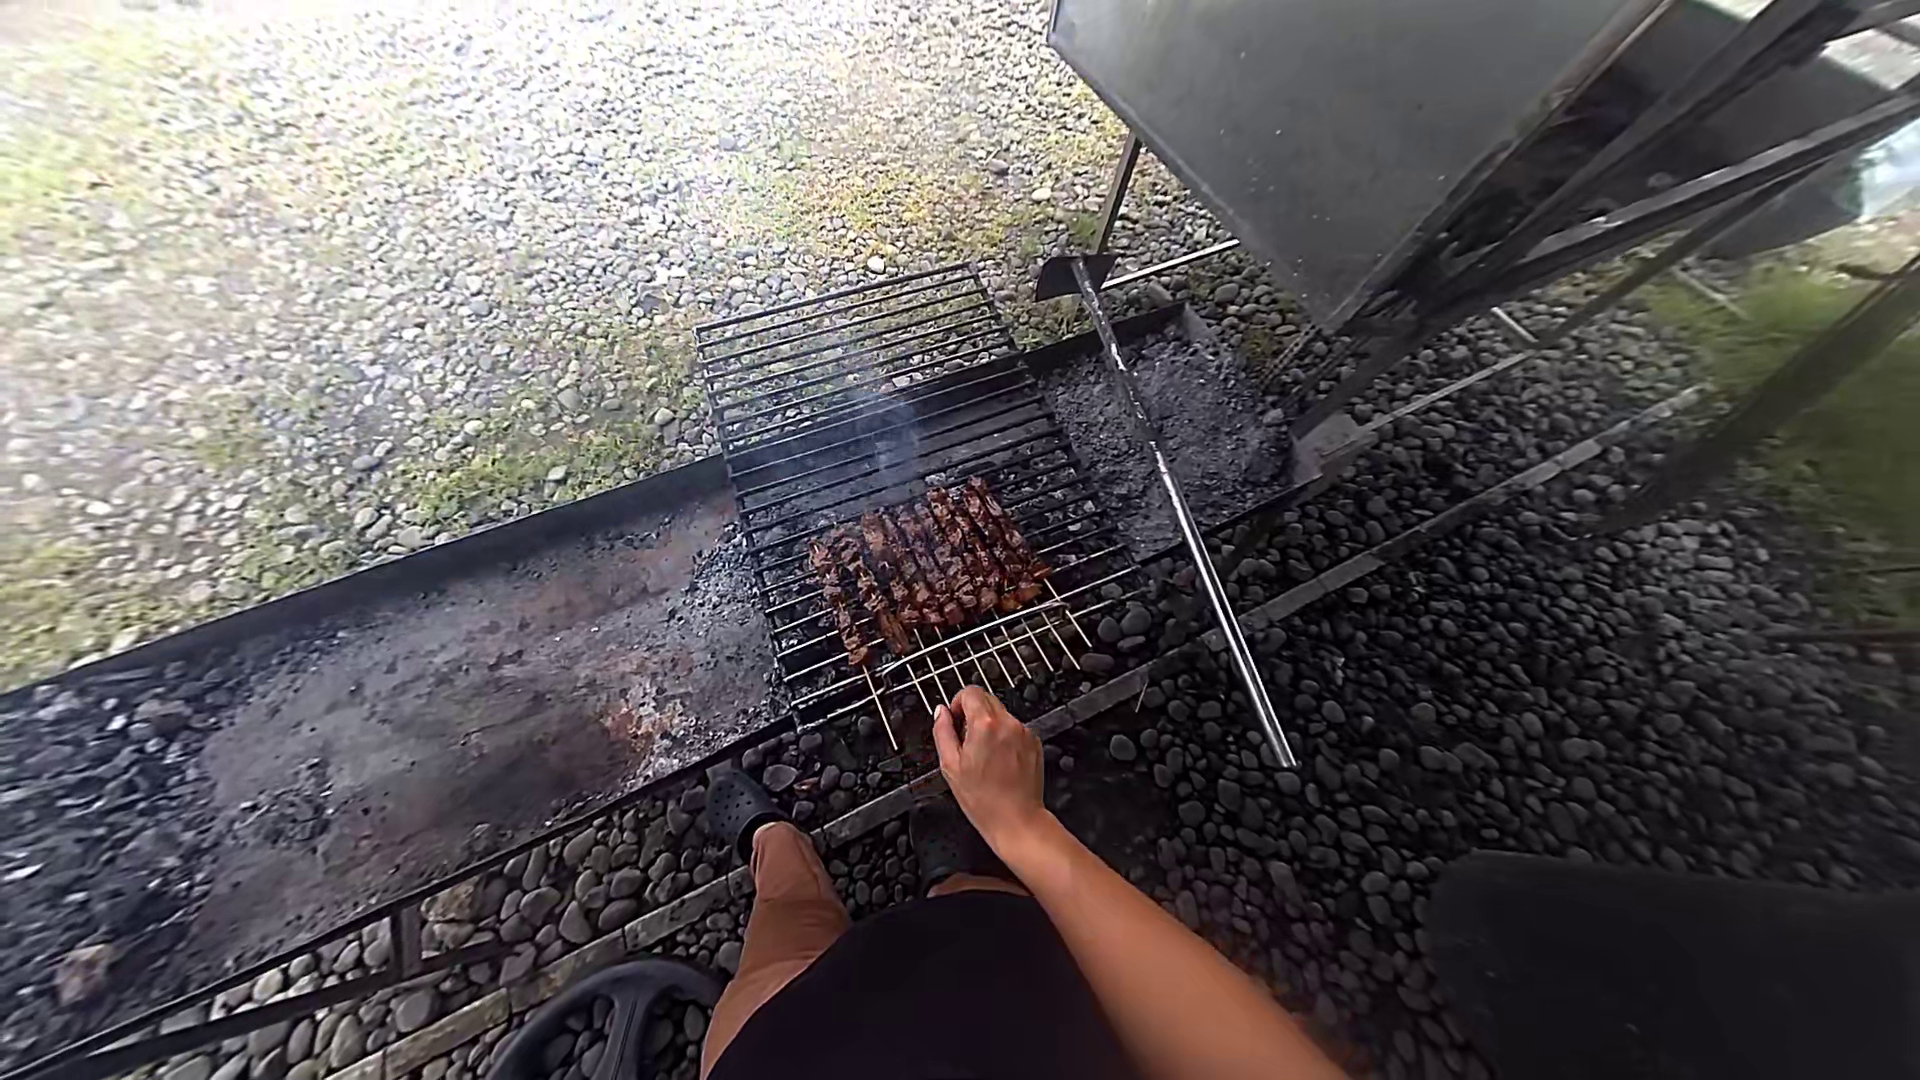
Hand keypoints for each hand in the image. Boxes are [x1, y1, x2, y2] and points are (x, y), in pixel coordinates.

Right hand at [933, 685, 1048, 850]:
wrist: (1016, 819)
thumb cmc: (983, 799)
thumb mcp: (950, 765)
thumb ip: (942, 731)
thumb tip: (941, 712)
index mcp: (985, 724)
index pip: (970, 691)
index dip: (958, 703)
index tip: (955, 719)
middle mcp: (1007, 722)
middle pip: (986, 699)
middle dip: (973, 713)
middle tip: (967, 740)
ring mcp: (1024, 731)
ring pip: (1000, 714)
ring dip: (990, 725)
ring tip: (985, 755)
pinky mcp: (1034, 741)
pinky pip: (1014, 728)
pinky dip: (1005, 736)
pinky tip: (1000, 760)